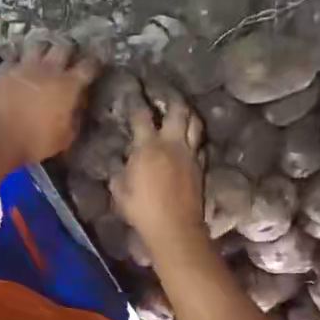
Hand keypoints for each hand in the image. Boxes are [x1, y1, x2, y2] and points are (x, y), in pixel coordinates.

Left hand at [0, 36, 100, 163]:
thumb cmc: (35, 141)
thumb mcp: (65, 138)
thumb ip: (74, 118)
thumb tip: (76, 108)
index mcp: (68, 85)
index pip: (89, 66)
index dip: (94, 64)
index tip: (94, 66)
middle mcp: (49, 69)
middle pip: (64, 46)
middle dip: (68, 50)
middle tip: (67, 59)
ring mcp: (24, 66)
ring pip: (38, 45)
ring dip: (43, 50)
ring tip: (42, 58)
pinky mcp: (3, 69)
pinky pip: (14, 58)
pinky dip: (18, 63)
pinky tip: (17, 69)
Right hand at [111, 97, 205, 251]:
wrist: (175, 228)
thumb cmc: (142, 209)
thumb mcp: (120, 191)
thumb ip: (118, 172)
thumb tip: (119, 163)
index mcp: (148, 146)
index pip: (142, 115)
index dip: (136, 101)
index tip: (133, 91)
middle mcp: (172, 143)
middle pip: (178, 110)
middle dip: (171, 98)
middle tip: (164, 93)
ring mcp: (190, 153)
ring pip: (195, 123)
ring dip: (188, 113)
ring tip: (182, 109)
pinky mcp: (201, 166)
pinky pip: (201, 144)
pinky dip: (196, 137)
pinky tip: (191, 138)